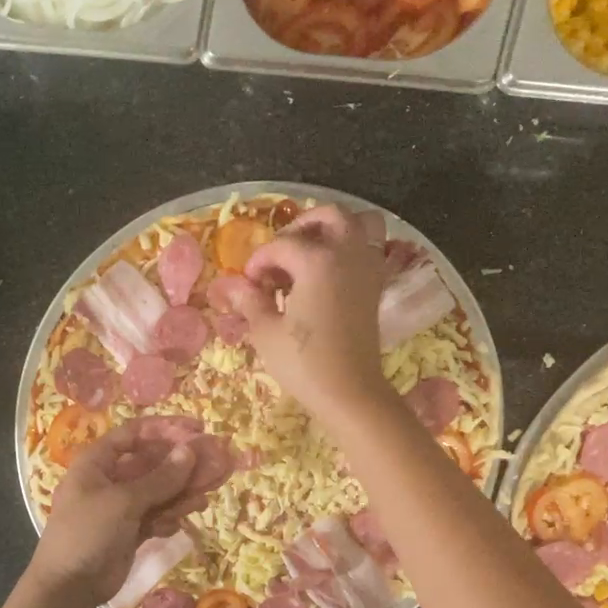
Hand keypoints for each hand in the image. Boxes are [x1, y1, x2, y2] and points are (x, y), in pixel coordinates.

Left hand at [32, 425, 196, 604]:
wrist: (69, 586)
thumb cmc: (88, 532)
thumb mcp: (123, 501)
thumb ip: (160, 478)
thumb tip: (190, 451)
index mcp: (96, 463)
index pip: (134, 434)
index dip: (165, 428)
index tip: (197, 429)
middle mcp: (108, 480)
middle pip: (151, 463)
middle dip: (181, 464)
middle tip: (216, 463)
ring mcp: (119, 507)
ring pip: (157, 492)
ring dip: (181, 492)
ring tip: (207, 495)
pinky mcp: (129, 531)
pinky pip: (155, 516)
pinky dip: (169, 517)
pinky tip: (181, 523)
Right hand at [223, 205, 393, 419]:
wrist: (349, 391)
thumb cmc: (303, 363)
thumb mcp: (266, 332)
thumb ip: (250, 300)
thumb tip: (232, 286)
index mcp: (318, 261)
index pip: (281, 245)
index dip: (259, 262)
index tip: (247, 285)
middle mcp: (348, 253)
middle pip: (328, 217)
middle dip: (299, 227)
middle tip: (279, 253)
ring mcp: (367, 267)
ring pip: (358, 224)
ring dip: (333, 229)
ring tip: (310, 252)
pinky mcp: (375, 285)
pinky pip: (367, 248)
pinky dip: (348, 249)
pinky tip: (326, 274)